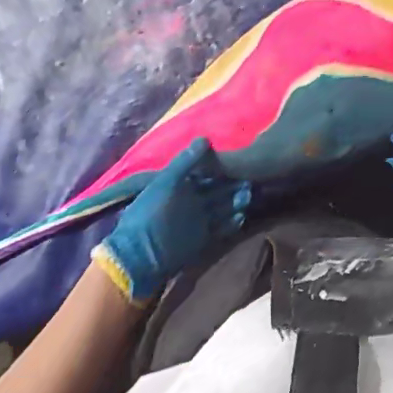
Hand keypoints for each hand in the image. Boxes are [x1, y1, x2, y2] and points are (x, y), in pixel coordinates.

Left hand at [93, 139, 251, 302]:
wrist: (141, 254)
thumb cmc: (150, 213)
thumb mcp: (166, 181)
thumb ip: (185, 161)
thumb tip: (205, 138)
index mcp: (179, 185)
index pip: (205, 173)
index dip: (221, 168)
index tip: (240, 161)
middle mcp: (190, 202)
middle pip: (216, 191)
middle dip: (233, 185)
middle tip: (252, 179)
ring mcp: (197, 221)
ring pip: (222, 208)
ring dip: (235, 203)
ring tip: (250, 195)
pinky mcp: (202, 239)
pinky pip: (221, 229)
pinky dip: (231, 223)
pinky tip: (242, 217)